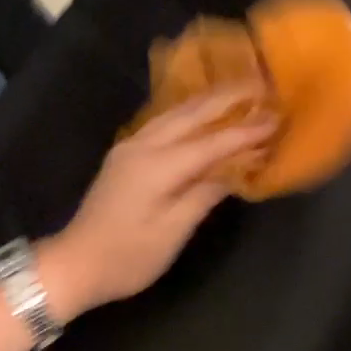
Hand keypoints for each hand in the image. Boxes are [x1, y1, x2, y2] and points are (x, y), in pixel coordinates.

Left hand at [40, 89, 274, 316]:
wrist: (75, 262)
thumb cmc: (127, 257)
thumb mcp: (171, 233)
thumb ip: (203, 196)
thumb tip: (234, 171)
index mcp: (156, 166)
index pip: (210, 143)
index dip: (243, 132)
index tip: (275, 119)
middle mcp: (142, 146)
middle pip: (190, 115)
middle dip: (226, 100)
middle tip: (260, 87)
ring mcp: (130, 147)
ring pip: (174, 114)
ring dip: (206, 102)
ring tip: (236, 92)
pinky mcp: (125, 154)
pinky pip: (162, 122)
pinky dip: (187, 113)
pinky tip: (200, 112)